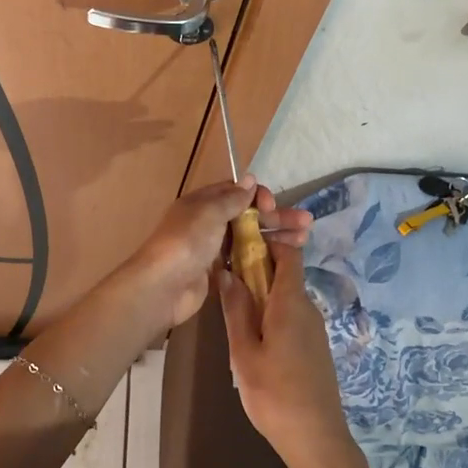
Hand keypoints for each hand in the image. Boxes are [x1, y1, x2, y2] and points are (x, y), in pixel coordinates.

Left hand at [121, 177, 313, 332]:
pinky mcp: (218, 272)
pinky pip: (245, 259)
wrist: (162, 287)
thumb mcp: (210, 212)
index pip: (237, 192)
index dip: (258, 196)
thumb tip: (250, 179)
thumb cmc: (186, 242)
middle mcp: (209, 222)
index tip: (271, 206)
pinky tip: (285, 259)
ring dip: (276, 236)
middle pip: (249, 215)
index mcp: (204, 203)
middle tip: (305, 223)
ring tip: (304, 239)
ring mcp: (213, 249)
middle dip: (277, 217)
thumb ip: (232, 198)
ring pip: (250, 238)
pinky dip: (264, 257)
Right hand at [218, 242, 353, 466]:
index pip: (288, 253)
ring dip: (263, 294)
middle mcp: (307, 307)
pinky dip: (272, 313)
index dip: (267, 240)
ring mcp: (314, 328)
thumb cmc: (274, 394)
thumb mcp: (244, 353)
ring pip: (287, 297)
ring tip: (233, 308)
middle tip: (225, 278)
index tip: (240, 241)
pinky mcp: (315, 346)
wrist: (316, 439)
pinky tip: (253, 336)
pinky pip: (292, 316)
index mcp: (291, 302)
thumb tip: (227, 271)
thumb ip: (236, 310)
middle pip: (285, 273)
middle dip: (257, 268)